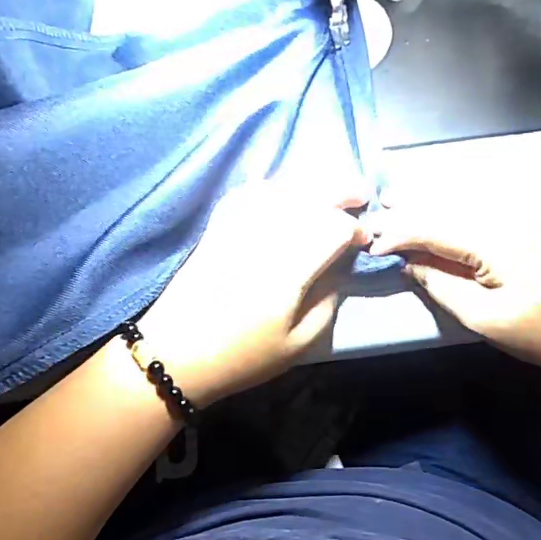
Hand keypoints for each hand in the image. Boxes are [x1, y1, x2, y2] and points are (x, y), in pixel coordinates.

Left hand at [137, 179, 369, 407]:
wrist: (176, 353)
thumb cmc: (242, 356)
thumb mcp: (298, 343)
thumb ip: (328, 302)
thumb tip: (340, 269)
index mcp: (290, 267)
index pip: (334, 228)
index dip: (356, 229)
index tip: (364, 242)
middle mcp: (266, 235)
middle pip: (311, 195)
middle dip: (341, 191)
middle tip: (361, 195)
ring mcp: (238, 225)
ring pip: (282, 186)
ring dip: (312, 183)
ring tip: (330, 190)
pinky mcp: (217, 225)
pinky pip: (249, 191)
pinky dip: (272, 185)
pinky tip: (282, 191)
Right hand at [368, 204, 540, 396]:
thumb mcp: (487, 321)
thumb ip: (442, 285)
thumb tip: (408, 261)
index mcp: (506, 241)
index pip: (440, 227)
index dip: (403, 231)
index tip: (372, 239)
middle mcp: (522, 212)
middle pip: (455, 203)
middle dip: (415, 206)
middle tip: (379, 206)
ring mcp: (539, 209)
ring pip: (475, 195)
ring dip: (438, 198)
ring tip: (401, 197)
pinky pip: (496, 200)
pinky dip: (465, 201)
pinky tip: (446, 200)